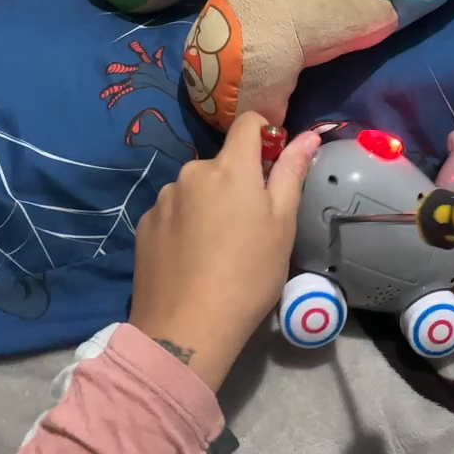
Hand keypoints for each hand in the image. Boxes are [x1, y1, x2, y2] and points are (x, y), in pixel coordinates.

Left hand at [129, 111, 318, 390]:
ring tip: (219, 246)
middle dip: (238, 180)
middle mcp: (191, 172)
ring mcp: (163, 199)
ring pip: (197, 188)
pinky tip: (193, 257)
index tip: (274, 162)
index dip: (266, 134)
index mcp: (230, 167)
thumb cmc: (249, 274)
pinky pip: (174, 211)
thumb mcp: (282, 224)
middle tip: (251, 223)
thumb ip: (292, 172)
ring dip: (210, 202)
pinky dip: (186, 223)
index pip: (248, 123)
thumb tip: (308, 135)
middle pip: (222, 162)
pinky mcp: (144, 225)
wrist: (185, 329)